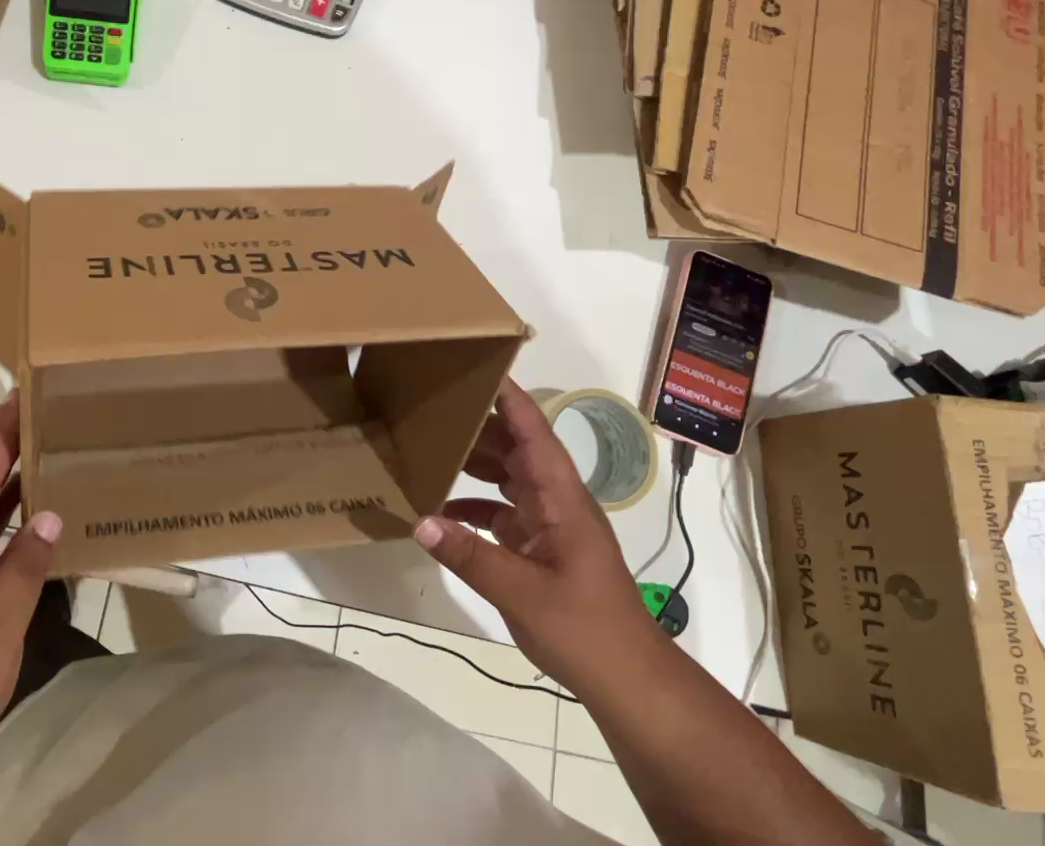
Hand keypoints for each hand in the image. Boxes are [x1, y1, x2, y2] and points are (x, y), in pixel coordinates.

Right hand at [414, 380, 663, 694]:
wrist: (625, 677)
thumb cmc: (585, 627)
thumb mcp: (522, 592)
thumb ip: (469, 555)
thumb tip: (419, 521)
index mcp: (563, 500)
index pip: (535, 436)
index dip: (510, 401)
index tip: (481, 368)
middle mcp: (556, 503)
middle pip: (516, 451)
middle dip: (479, 427)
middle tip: (432, 409)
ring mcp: (548, 526)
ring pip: (507, 479)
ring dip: (473, 464)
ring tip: (428, 450)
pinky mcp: (538, 549)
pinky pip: (500, 513)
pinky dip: (472, 506)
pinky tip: (440, 510)